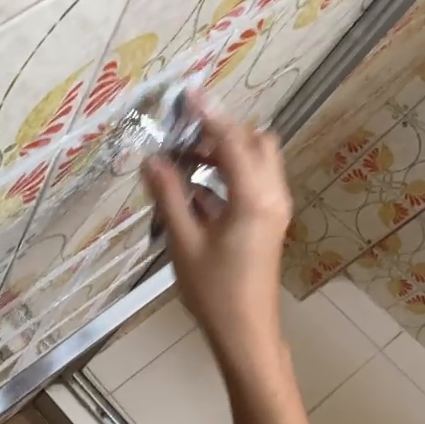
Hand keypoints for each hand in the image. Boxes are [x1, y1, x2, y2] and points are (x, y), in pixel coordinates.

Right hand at [143, 102, 292, 360]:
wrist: (244, 330)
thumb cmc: (213, 290)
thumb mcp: (183, 241)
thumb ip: (168, 196)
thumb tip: (151, 160)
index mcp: (254, 197)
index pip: (231, 141)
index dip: (207, 115)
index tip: (187, 93)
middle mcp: (272, 195)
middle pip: (253, 143)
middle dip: (219, 131)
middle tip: (180, 135)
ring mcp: (273, 209)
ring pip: (254, 162)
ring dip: (221, 153)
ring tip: (180, 160)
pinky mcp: (265, 221)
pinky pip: (249, 183)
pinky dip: (224, 175)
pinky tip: (190, 189)